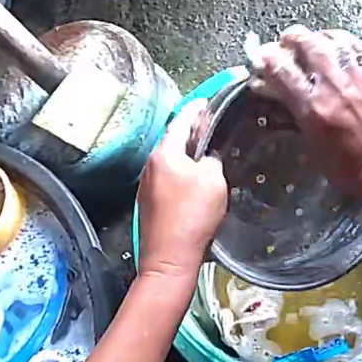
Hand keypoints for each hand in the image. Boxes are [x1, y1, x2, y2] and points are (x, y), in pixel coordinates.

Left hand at [136, 98, 227, 277]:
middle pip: (173, 140)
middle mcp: (151, 165)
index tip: (206, 103)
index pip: (181, 121)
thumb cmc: (192, 215)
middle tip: (211, 127)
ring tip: (207, 153)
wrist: (169, 259)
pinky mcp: (150, 202)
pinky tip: (196, 181)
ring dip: (187, 155)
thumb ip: (211, 160)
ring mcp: (147, 185)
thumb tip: (207, 159)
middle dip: (192, 133)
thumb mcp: (213, 180)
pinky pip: (169, 178)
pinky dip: (183, 173)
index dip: (196, 109)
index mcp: (164, 153)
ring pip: (171, 161)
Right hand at [248, 25, 361, 201]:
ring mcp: (353, 79)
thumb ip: (294, 115)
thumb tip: (275, 94)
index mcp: (312, 108)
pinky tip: (333, 43)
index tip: (259, 60)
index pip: (281, 70)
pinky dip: (340, 39)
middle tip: (282, 43)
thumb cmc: (347, 167)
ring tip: (306, 39)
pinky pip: (354, 47)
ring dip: (314, 35)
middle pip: (306, 44)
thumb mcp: (311, 145)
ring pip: (330, 40)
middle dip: (288, 38)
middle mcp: (332, 87)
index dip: (265, 60)